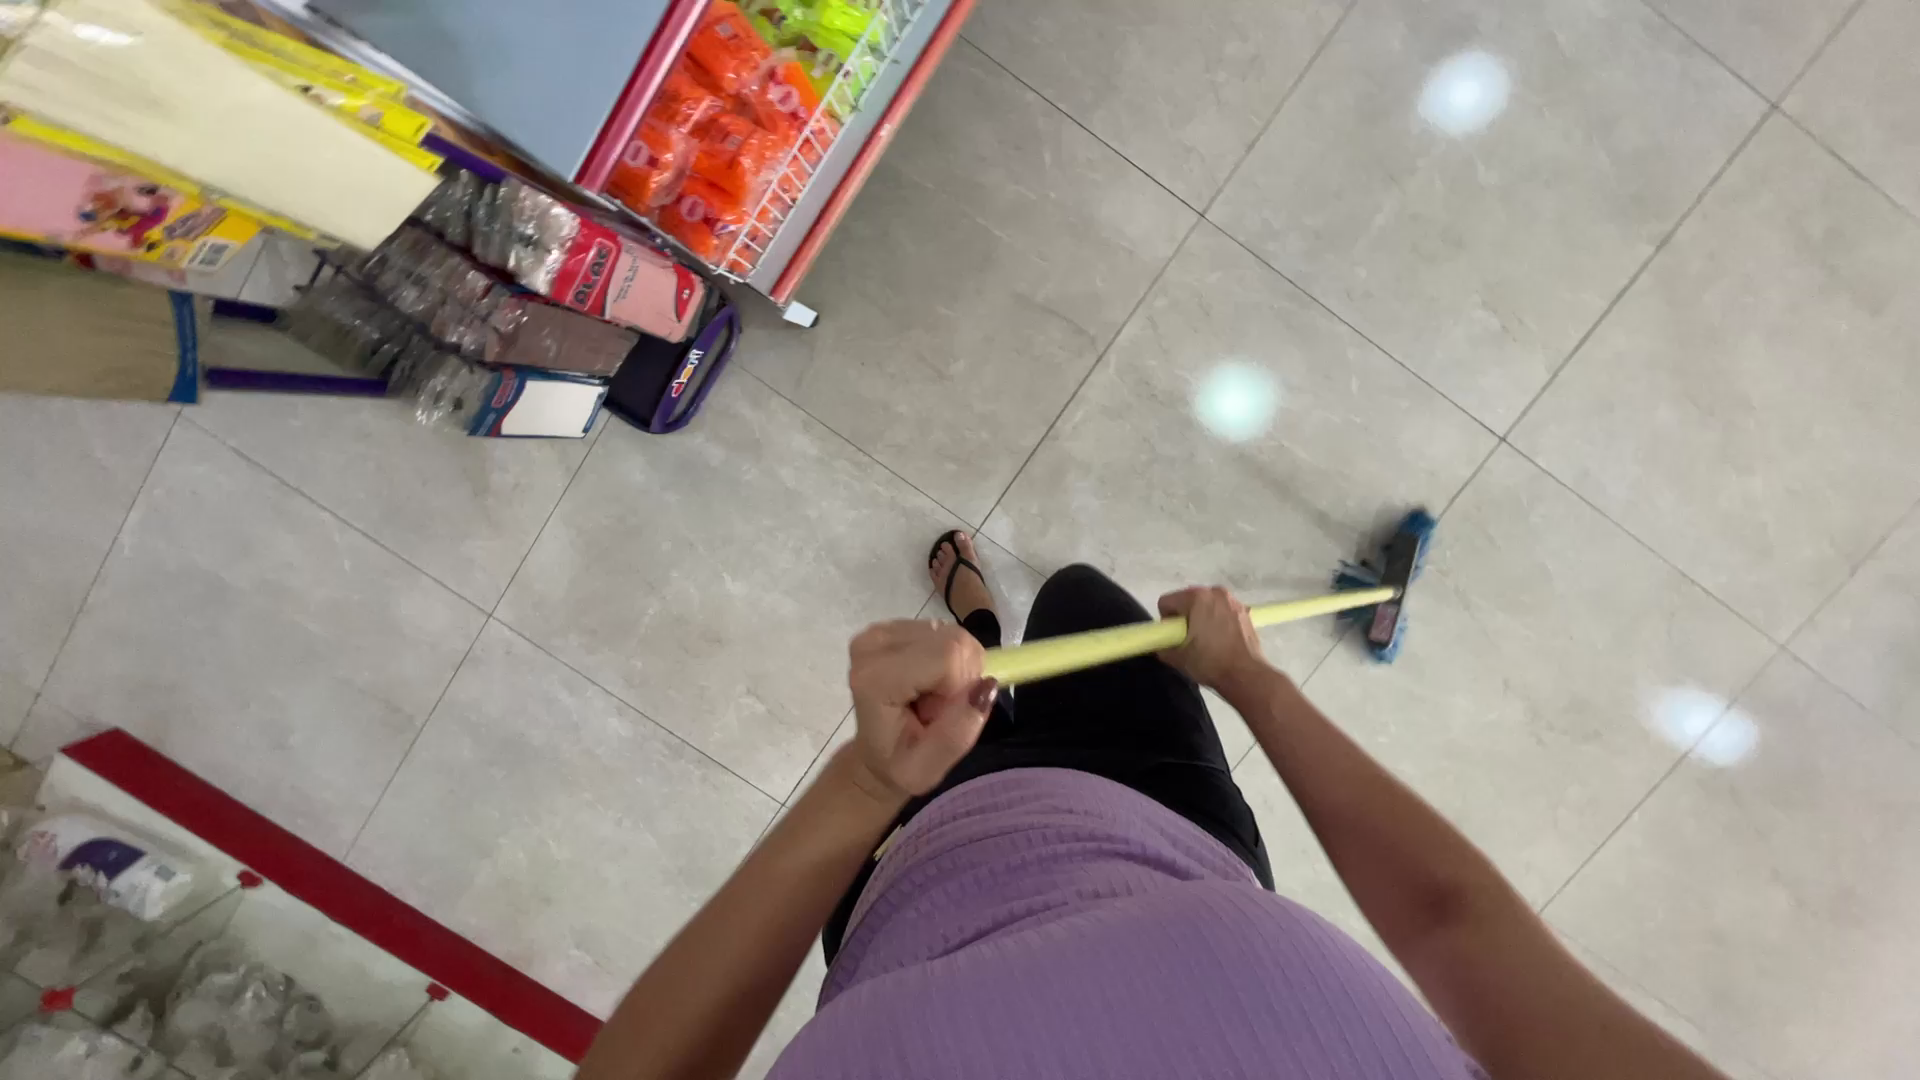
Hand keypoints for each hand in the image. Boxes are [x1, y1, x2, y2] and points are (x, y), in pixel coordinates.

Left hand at [846, 620, 997, 801]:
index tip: (947, 711)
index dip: (962, 685)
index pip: (948, 656)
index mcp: (876, 679)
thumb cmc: (901, 764)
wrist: (876, 754)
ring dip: (954, 666)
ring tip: (933, 694)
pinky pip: (942, 630)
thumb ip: (960, 731)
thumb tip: (987, 685)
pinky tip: (928, 679)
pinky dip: (946, 656)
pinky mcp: (890, 626)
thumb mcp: (931, 766)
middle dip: (962, 673)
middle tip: (943, 704)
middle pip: (952, 638)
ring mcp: (879, 632)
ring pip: (950, 632)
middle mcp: (873, 645)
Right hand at [1157, 586, 1268, 690]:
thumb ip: (1162, 647)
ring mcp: (1233, 600)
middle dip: (1184, 618)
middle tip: (1189, 640)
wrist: (1246, 675)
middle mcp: (1215, 592)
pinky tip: (1221, 640)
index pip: (1166, 602)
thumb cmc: (1209, 662)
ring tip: (1207, 641)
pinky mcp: (1245, 611)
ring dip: (1201, 618)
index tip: (1174, 638)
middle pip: (1187, 601)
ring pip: (1206, 605)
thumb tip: (1161, 644)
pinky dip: (1218, 621)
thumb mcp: (1176, 658)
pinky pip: (1222, 612)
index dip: (1166, 622)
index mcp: (1196, 597)